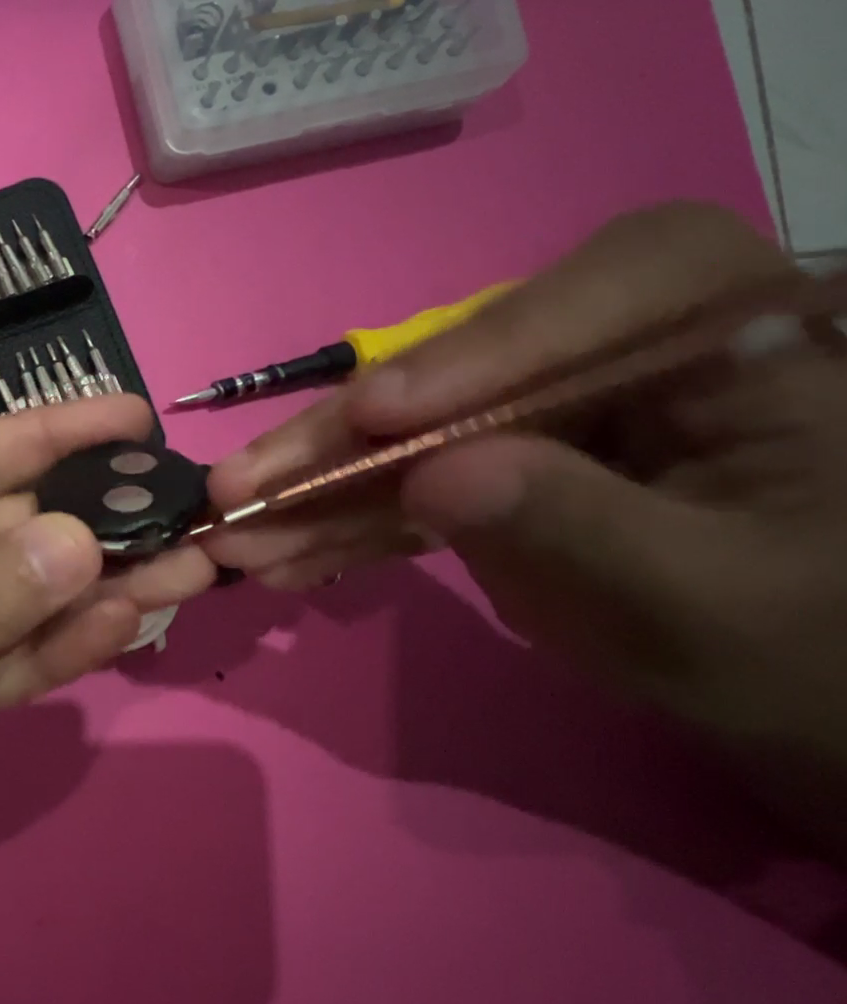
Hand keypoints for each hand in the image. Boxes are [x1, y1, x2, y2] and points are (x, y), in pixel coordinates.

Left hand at [0, 396, 217, 971]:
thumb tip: (75, 539)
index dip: (38, 436)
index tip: (129, 421)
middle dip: (84, 517)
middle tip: (181, 509)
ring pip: (12, 599)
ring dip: (90, 586)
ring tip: (185, 570)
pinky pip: (4, 661)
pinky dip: (58, 647)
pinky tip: (121, 627)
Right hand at [202, 203, 846, 795]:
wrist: (809, 699)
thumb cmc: (806, 656)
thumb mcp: (709, 604)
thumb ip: (585, 530)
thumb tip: (438, 477)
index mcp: (747, 345)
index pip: (626, 285)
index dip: (490, 339)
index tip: (381, 413)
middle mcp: (636, 354)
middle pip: (470, 363)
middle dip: (348, 435)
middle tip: (244, 485)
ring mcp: (552, 412)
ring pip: (414, 430)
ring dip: (317, 486)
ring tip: (233, 534)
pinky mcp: (498, 464)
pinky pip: (407, 484)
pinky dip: (341, 524)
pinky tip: (279, 556)